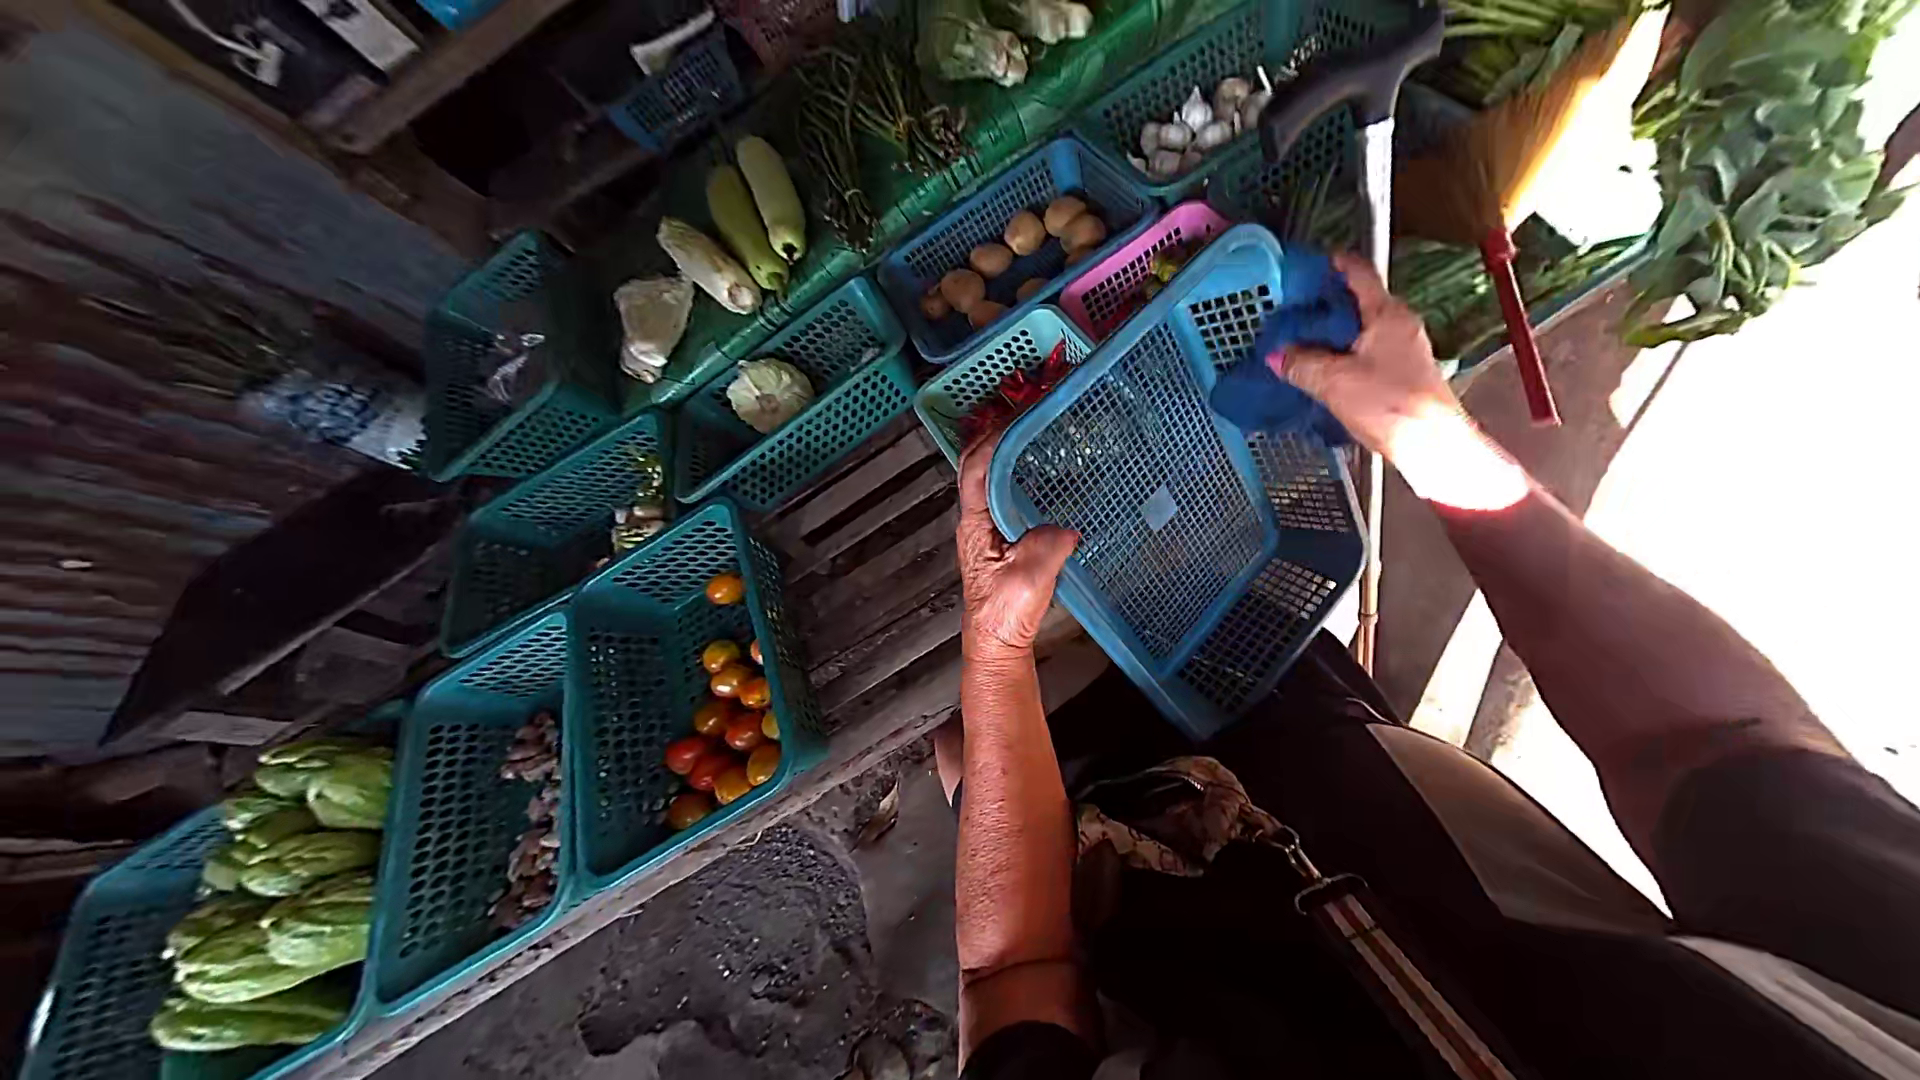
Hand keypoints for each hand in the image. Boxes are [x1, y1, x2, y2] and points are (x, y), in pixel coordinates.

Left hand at [956, 429, 1078, 659]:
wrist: (999, 642)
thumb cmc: (1003, 614)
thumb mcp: (1030, 577)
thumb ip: (1048, 547)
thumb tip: (1068, 529)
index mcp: (975, 525)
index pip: (975, 469)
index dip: (993, 440)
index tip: (1017, 418)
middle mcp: (976, 522)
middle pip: (980, 467)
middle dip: (999, 438)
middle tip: (1028, 417)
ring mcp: (988, 531)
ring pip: (993, 481)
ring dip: (1010, 457)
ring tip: (1037, 437)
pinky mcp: (1002, 541)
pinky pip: (1009, 498)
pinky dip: (1022, 480)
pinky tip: (1046, 479)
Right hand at [1271, 252, 1461, 458]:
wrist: (1430, 445)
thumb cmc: (1388, 404)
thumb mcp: (1334, 382)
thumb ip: (1301, 364)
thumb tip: (1275, 355)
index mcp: (1387, 315)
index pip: (1360, 275)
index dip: (1336, 264)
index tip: (1313, 261)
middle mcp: (1398, 325)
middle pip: (1358, 302)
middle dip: (1325, 303)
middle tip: (1291, 308)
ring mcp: (1402, 348)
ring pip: (1359, 329)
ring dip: (1330, 331)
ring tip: (1297, 339)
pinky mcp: (1399, 372)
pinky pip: (1362, 350)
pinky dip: (1339, 351)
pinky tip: (1318, 366)